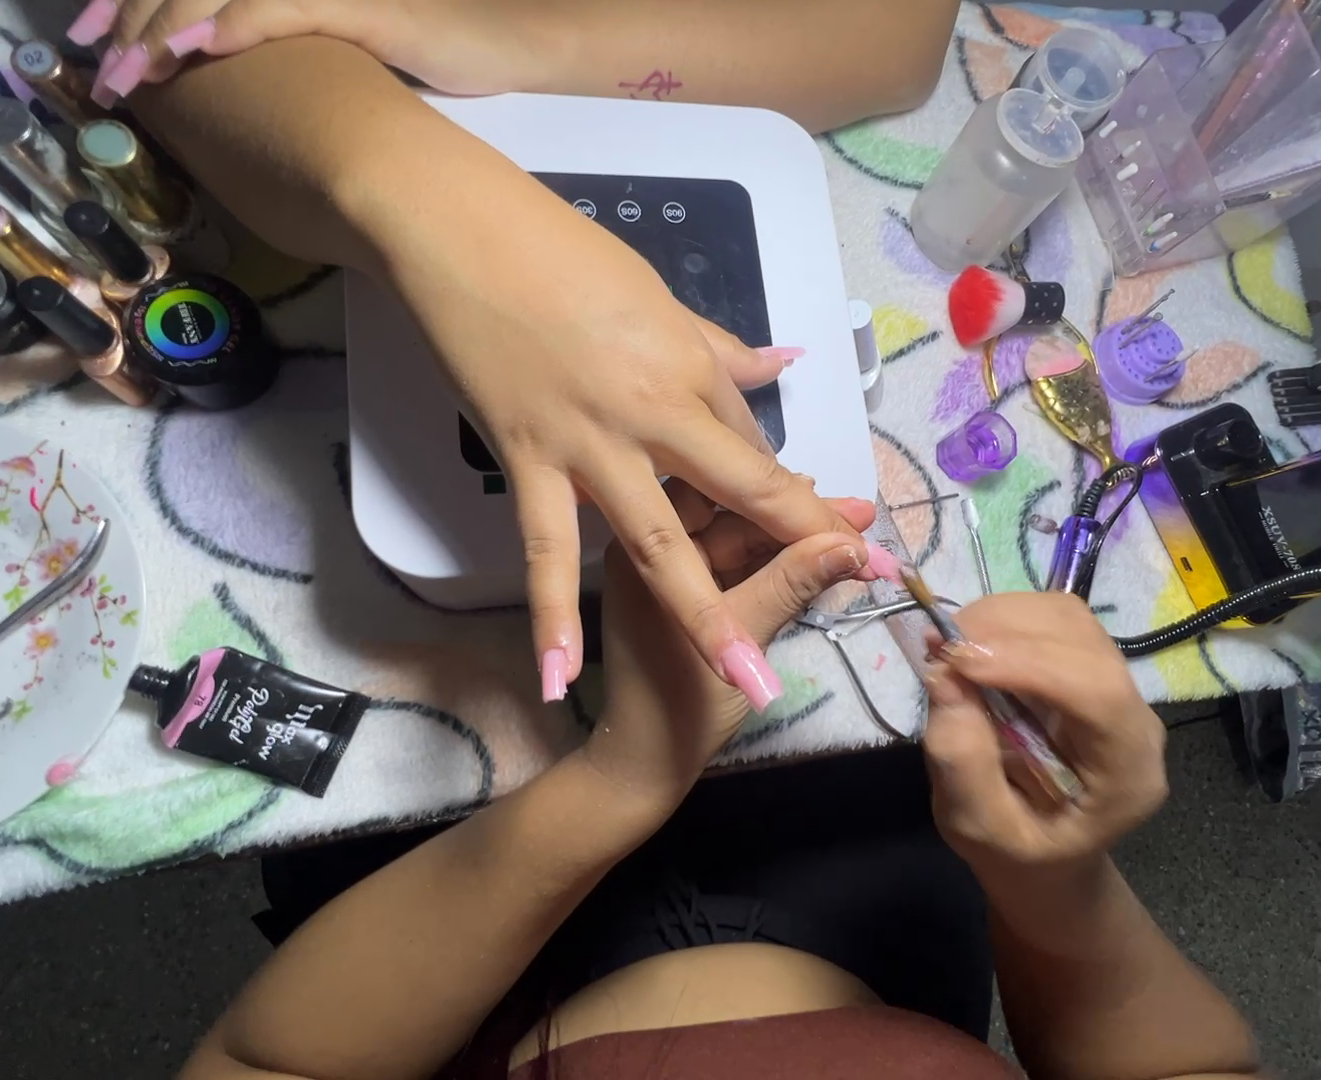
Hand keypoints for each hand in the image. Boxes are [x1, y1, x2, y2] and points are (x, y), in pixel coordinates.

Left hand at [71, 0, 553, 101]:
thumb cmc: (440, 57)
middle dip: (130, 16)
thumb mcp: (358, 63)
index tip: (103, 44)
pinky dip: (233, 26)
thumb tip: (269, 98)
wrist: (502, 41)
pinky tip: (193, 44)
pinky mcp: (359, 9)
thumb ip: (307, 66)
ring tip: (122, 65)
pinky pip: (280, 11)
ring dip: (163, 27)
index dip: (144, 9)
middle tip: (87, 56)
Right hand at [373, 165, 870, 711]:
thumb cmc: (565, 252)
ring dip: (703, 615)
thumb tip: (779, 363)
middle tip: (859, 590)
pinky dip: (551, 614)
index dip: (797, 492)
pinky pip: (545, 549)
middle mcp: (656, 415)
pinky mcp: (529, 465)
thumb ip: (719, 348)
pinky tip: (562, 675)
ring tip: (742, 678)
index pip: (753, 444)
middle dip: (801, 546)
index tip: (842, 529)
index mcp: (691, 367)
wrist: (460, 231)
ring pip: (659, 542)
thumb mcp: (659, 298)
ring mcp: (591, 447)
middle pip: (741, 492)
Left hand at [579, 491, 878, 807]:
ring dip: (799, 541)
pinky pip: (743, 567)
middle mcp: (654, 544)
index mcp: (643, 544)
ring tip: (859, 530)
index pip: (719, 498)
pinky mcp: (696, 594)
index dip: (784, 498)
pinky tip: (826, 555)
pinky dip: (783, 565)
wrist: (647, 764)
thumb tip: (855, 544)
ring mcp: (675, 570)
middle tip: (864, 514)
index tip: (843, 504)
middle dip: (801, 519)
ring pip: (746, 542)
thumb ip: (794, 583)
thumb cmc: (681, 702)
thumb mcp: (743, 635)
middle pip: (738, 517)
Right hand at [921, 593, 1167, 879]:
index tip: (958, 661)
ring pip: (1066, 618)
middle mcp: (1132, 718)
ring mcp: (1111, 684)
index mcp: (1126, 772)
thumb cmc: (1017, 851)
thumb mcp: (979, 829)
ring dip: (999, 619)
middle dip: (1005, 633)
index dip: (1029, 664)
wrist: (1044, 852)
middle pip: (1082, 642)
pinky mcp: (1081, 664)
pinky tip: (966, 645)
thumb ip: (964, 764)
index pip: (1099, 694)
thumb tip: (944, 677)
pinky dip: (1000, 619)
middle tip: (938, 648)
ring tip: (947, 646)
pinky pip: (1048, 619)